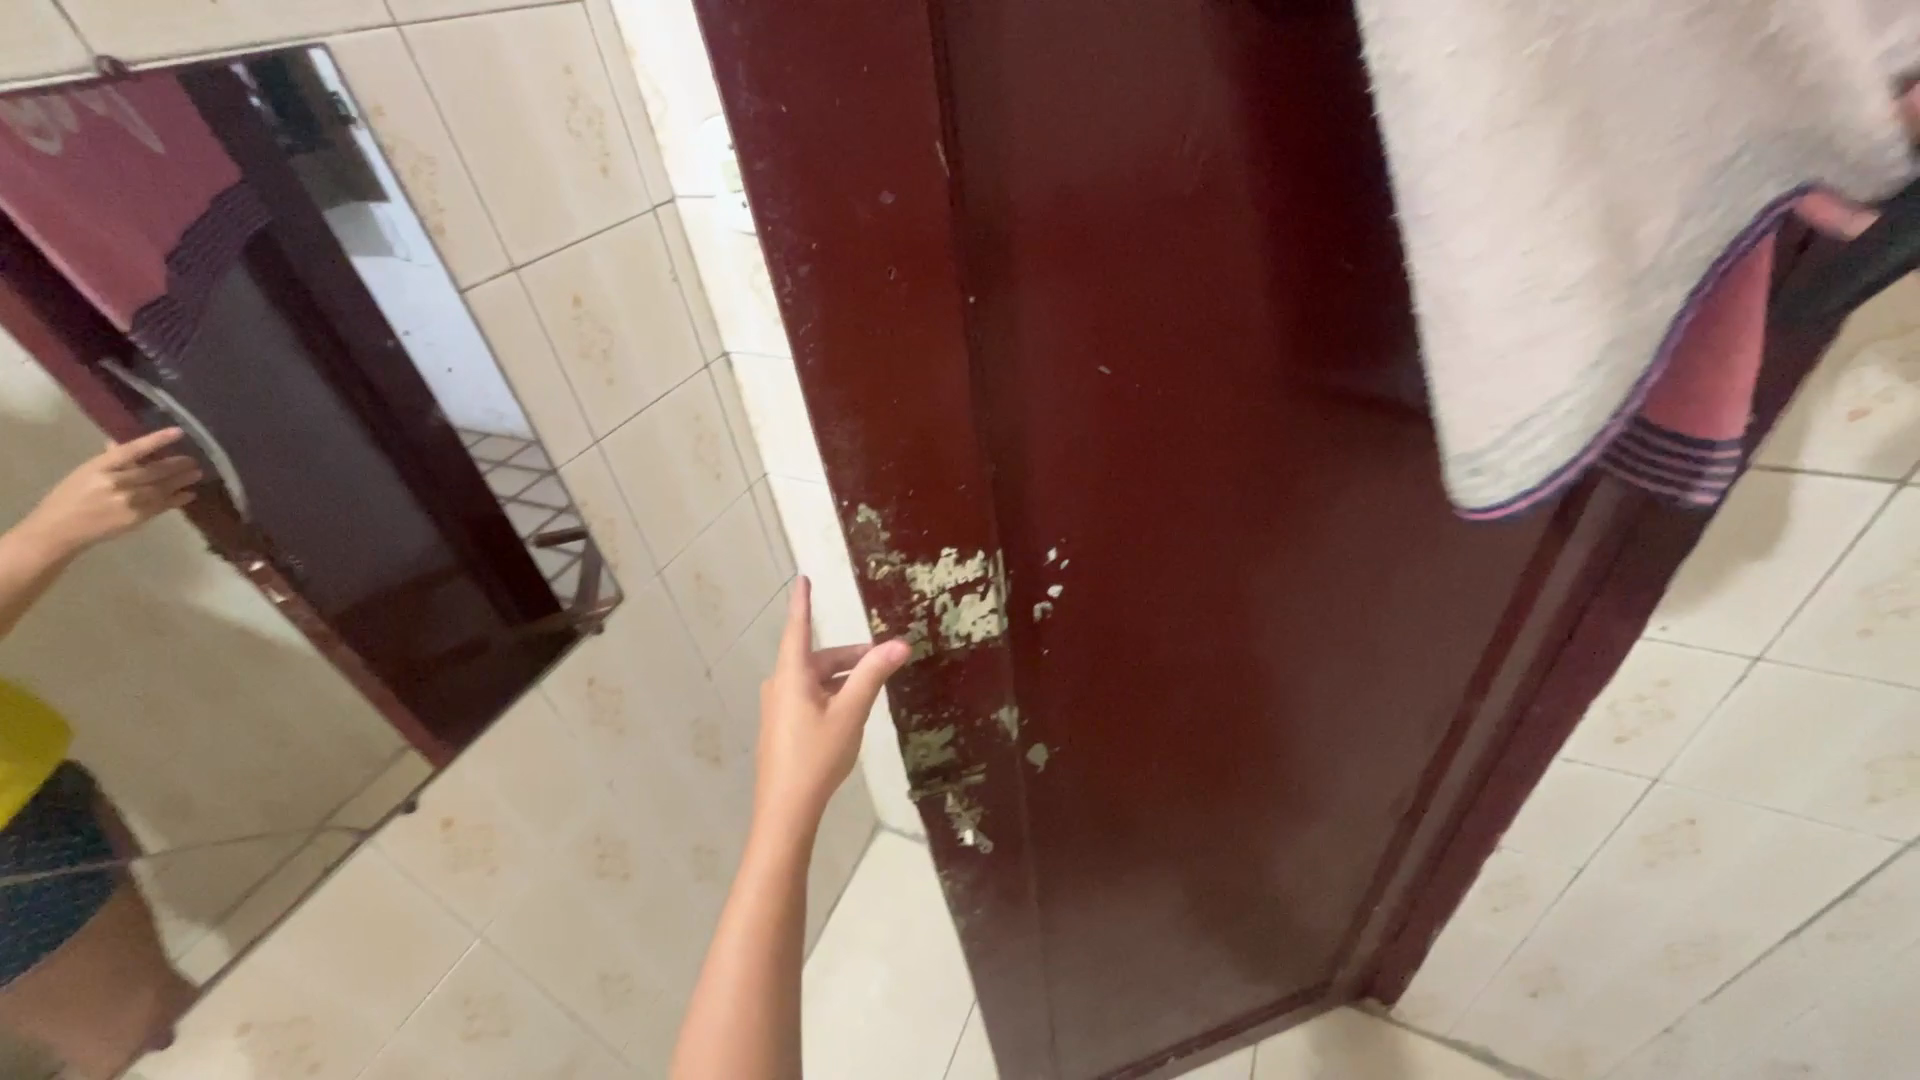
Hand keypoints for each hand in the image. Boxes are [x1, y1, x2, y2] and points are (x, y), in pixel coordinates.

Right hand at [20, 429, 200, 556]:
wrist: (59, 528)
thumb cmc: (71, 496)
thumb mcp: (86, 473)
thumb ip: (109, 460)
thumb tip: (120, 443)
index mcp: (99, 468)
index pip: (132, 450)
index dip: (157, 440)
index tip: (178, 432)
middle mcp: (116, 482)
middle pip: (155, 470)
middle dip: (178, 464)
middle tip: (193, 460)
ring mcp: (129, 500)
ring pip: (164, 487)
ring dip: (183, 480)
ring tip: (197, 473)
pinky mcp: (139, 517)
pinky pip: (165, 504)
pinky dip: (179, 498)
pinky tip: (189, 494)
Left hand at [754, 576, 911, 835]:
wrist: (786, 808)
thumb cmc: (816, 755)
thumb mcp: (851, 713)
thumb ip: (873, 675)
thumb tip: (899, 644)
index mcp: (791, 675)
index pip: (798, 628)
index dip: (803, 603)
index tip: (803, 578)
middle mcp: (779, 685)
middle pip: (817, 658)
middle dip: (850, 657)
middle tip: (884, 661)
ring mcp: (777, 707)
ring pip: (815, 680)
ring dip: (843, 679)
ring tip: (873, 691)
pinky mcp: (780, 726)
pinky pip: (809, 697)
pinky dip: (832, 695)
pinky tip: (851, 715)